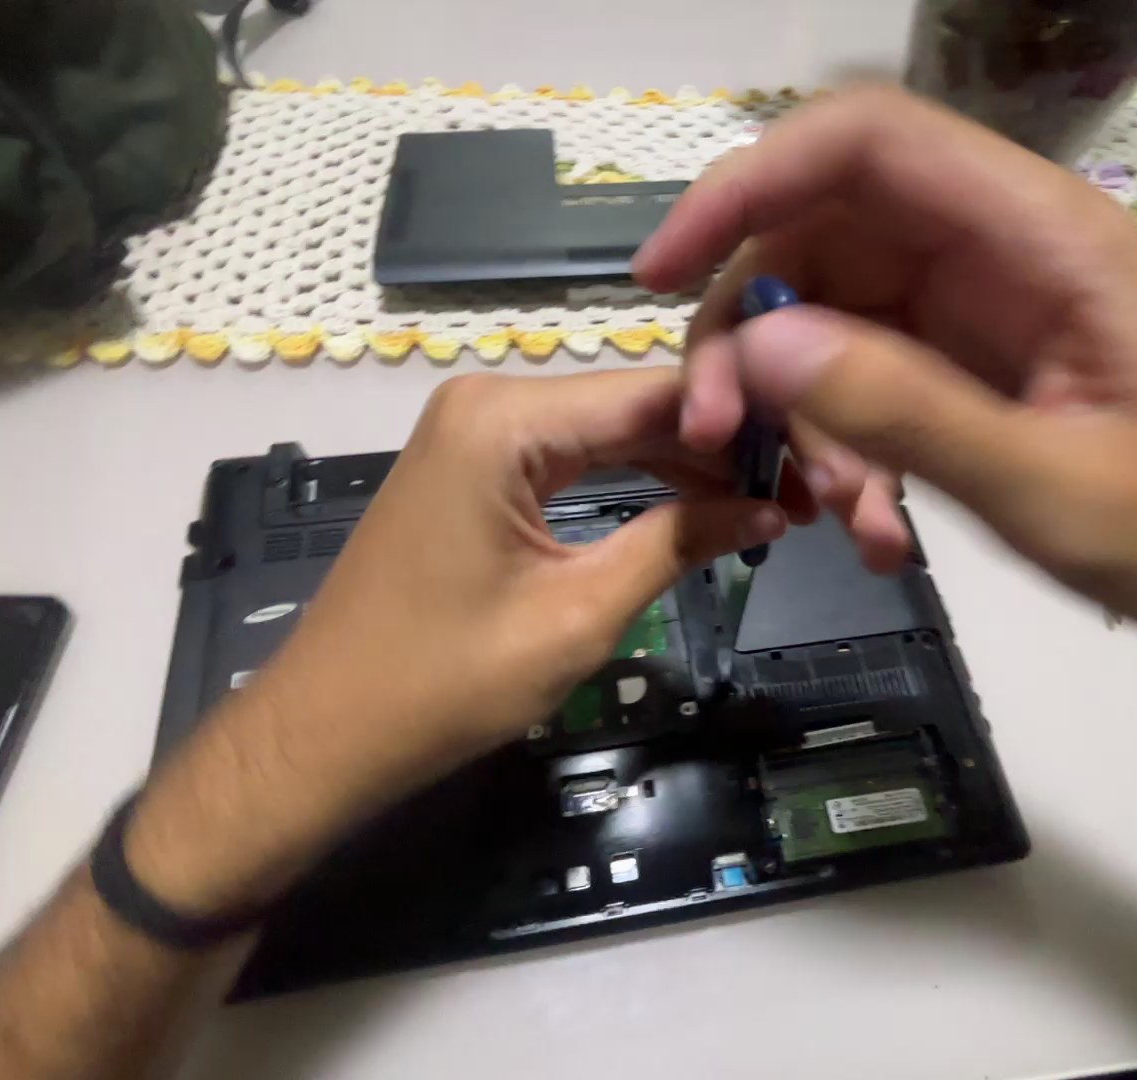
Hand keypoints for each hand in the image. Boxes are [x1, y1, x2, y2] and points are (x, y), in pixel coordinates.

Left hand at [124, 370, 792, 912]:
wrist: (326, 732)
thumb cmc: (444, 682)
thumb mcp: (578, 615)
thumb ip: (675, 544)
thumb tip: (765, 509)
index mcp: (506, 420)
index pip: (655, 398)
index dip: (741, 428)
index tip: (810, 461)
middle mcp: (490, 401)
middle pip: (633, 409)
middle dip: (716, 451)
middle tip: (796, 493)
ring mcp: (477, 432)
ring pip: (607, 433)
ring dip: (679, 470)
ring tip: (760, 507)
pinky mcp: (474, 468)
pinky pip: (571, 459)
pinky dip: (629, 484)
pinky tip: (689, 508)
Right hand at [635, 84, 1136, 642]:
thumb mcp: (1052, 486)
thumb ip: (905, 411)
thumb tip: (758, 345)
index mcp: (1039, 237)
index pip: (864, 145)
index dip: (747, 186)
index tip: (662, 275)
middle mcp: (995, 253)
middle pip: (821, 238)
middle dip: (749, 332)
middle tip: (718, 434)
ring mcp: (975, 315)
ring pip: (827, 322)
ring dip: (798, 414)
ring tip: (828, 512)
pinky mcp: (963, 373)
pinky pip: (861, 386)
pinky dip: (842, 454)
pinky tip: (870, 529)